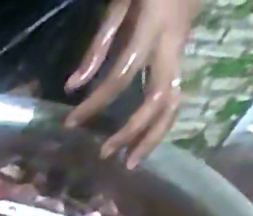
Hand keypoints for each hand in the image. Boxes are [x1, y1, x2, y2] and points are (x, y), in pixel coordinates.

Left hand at [64, 0, 197, 167]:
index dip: (94, 104)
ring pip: (174, 103)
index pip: (120, 77)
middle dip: (133, 132)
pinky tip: (141, 143)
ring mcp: (182, 54)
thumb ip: (97, 46)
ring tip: (130, 163)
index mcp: (153, 29)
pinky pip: (175, 98)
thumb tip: (72, 87)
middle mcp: (172, 46)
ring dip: (152, 137)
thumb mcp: (120, 5)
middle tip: (105, 156)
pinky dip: (159, 125)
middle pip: (159, 100)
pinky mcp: (183, 60)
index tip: (69, 124)